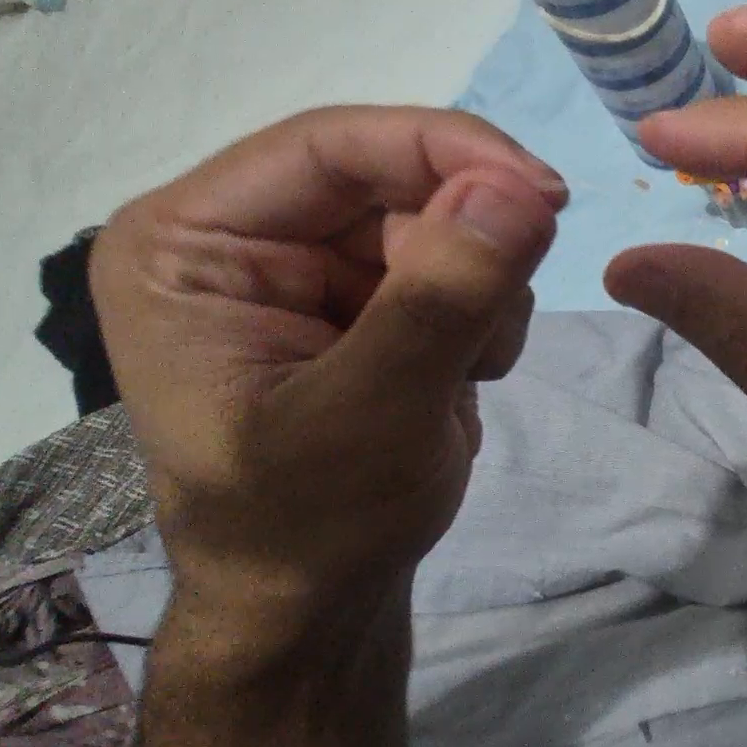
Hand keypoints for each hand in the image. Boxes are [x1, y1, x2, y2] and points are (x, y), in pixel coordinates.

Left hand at [90, 107, 564, 666]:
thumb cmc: (316, 519)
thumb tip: (523, 191)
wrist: (325, 598)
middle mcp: (254, 241)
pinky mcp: (381, 308)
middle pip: (401, 185)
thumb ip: (443, 297)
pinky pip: (468, 271)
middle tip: (493, 332)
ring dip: (487, 295)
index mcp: (196, 244)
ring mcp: (322, 275)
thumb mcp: (376, 410)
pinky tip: (468, 377)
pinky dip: (492, 319)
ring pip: (450, 227)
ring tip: (467, 374)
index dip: (446, 151)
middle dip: (472, 251)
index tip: (549, 194)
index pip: (330, 148)